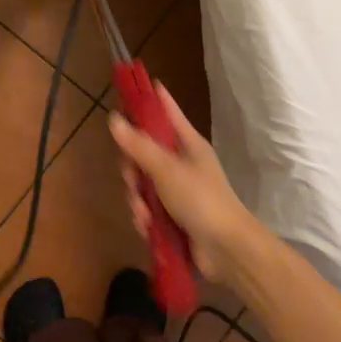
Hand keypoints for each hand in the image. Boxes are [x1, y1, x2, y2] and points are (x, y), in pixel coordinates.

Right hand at [108, 84, 259, 283]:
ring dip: (138, 200)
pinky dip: (145, 219)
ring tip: (145, 214)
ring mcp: (178, 191)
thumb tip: (115, 119)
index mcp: (188, 144)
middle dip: (133, 170)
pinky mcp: (173, 216)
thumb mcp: (167, 170)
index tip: (130, 92)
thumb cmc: (201, 199)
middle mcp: (182, 163)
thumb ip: (139, 146)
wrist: (225, 249)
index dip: (149, 102)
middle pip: (144, 154)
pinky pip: (148, 209)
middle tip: (132, 179)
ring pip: (142, 185)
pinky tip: (148, 227)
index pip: (166, 112)